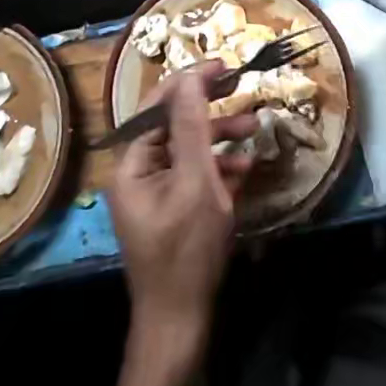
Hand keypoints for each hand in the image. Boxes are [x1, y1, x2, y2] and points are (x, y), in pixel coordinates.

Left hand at [108, 62, 258, 338]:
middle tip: (240, 90)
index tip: (222, 65)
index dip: (189, 81)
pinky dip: (218, 169)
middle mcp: (138, 172)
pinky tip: (245, 167)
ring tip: (254, 128)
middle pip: (173, 126)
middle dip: (209, 109)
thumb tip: (190, 76)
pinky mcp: (173, 211)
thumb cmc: (187, 250)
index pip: (157, 106)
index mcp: (131, 162)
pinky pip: (194, 178)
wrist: (181, 320)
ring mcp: (155, 193)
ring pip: (188, 151)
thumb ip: (192, 127)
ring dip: (219, 138)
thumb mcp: (196, 182)